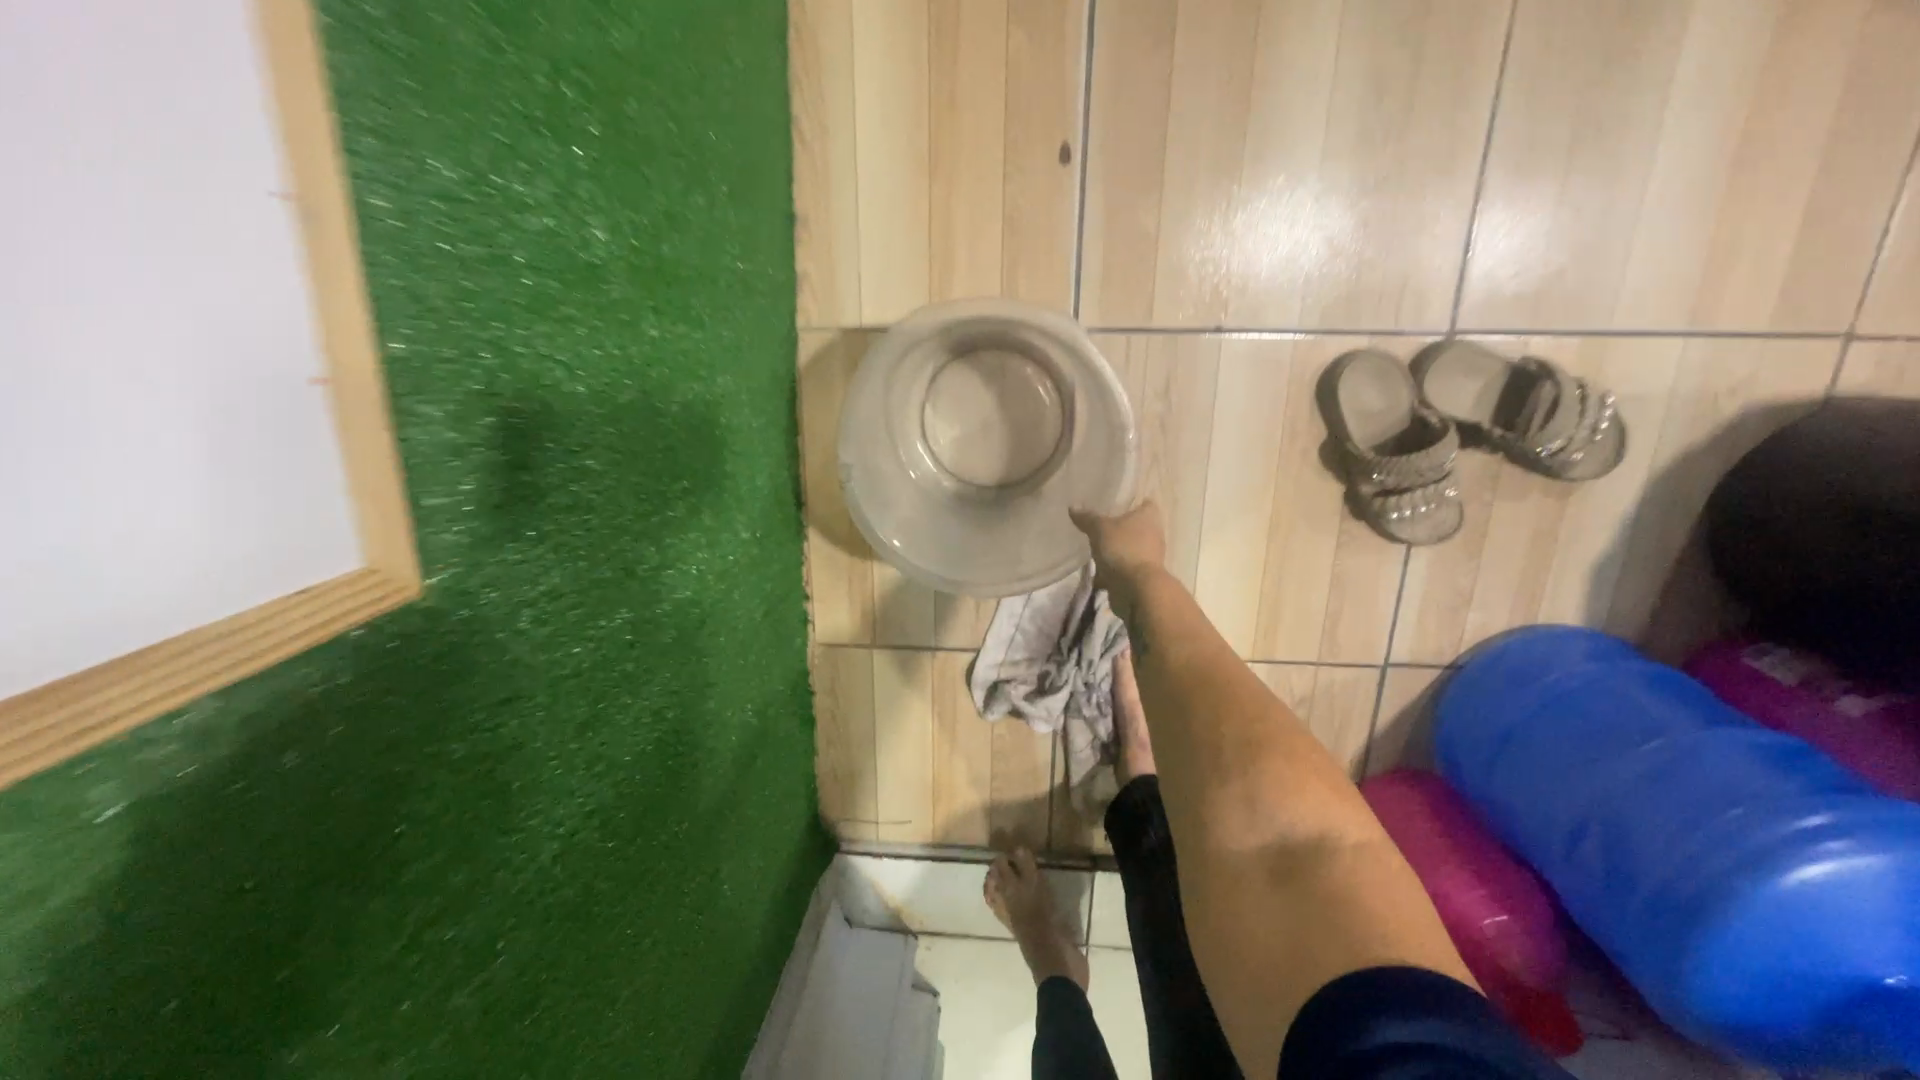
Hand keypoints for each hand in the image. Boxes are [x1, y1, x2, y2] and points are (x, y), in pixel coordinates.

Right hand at [1070, 502, 1165, 589]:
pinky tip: (1097, 572)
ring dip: (1115, 551)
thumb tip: (1073, 506)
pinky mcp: (1141, 576)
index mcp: (1149, 517)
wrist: (1136, 589)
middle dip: (1119, 528)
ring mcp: (1149, 557)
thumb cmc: (1122, 549)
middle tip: (1098, 526)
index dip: (1131, 502)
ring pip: (1129, 548)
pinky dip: (1113, 570)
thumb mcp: (1099, 529)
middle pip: (1136, 526)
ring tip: (1095, 550)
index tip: (1114, 504)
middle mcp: (1154, 534)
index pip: (1145, 503)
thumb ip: (1087, 518)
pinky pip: (1124, 568)